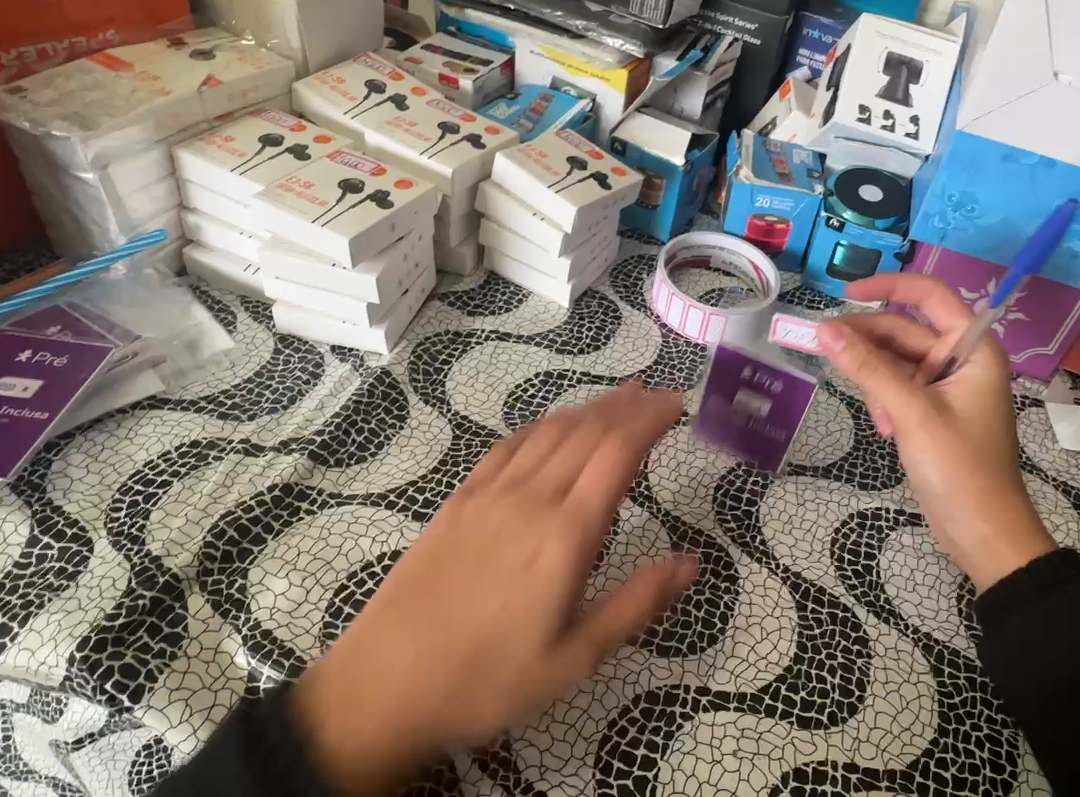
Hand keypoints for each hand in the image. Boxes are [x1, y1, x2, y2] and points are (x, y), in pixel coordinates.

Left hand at [289, 385, 697, 793]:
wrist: (386, 683)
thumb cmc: (490, 678)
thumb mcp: (576, 658)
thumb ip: (637, 603)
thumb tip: (693, 561)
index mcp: (566, 534)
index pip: (618, 452)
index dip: (649, 419)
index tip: (675, 404)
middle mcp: (531, 498)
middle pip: (587, 430)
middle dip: (628, 406)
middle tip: (658, 396)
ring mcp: (491, 493)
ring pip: (550, 430)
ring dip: (589, 408)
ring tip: (619, 399)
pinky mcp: (461, 498)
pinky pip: (510, 444)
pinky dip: (543, 425)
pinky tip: (553, 425)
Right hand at [818, 274, 1055, 591]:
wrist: (983, 533)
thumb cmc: (959, 468)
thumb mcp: (910, 412)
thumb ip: (867, 367)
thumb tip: (823, 329)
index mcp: (972, 348)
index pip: (929, 295)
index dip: (888, 285)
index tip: (845, 292)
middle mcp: (960, 359)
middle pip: (903, 329)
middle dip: (866, 339)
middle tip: (822, 345)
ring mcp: (945, 386)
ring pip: (895, 360)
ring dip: (874, 377)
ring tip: (868, 406)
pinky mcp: (931, 410)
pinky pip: (897, 386)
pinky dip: (883, 399)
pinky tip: (884, 427)